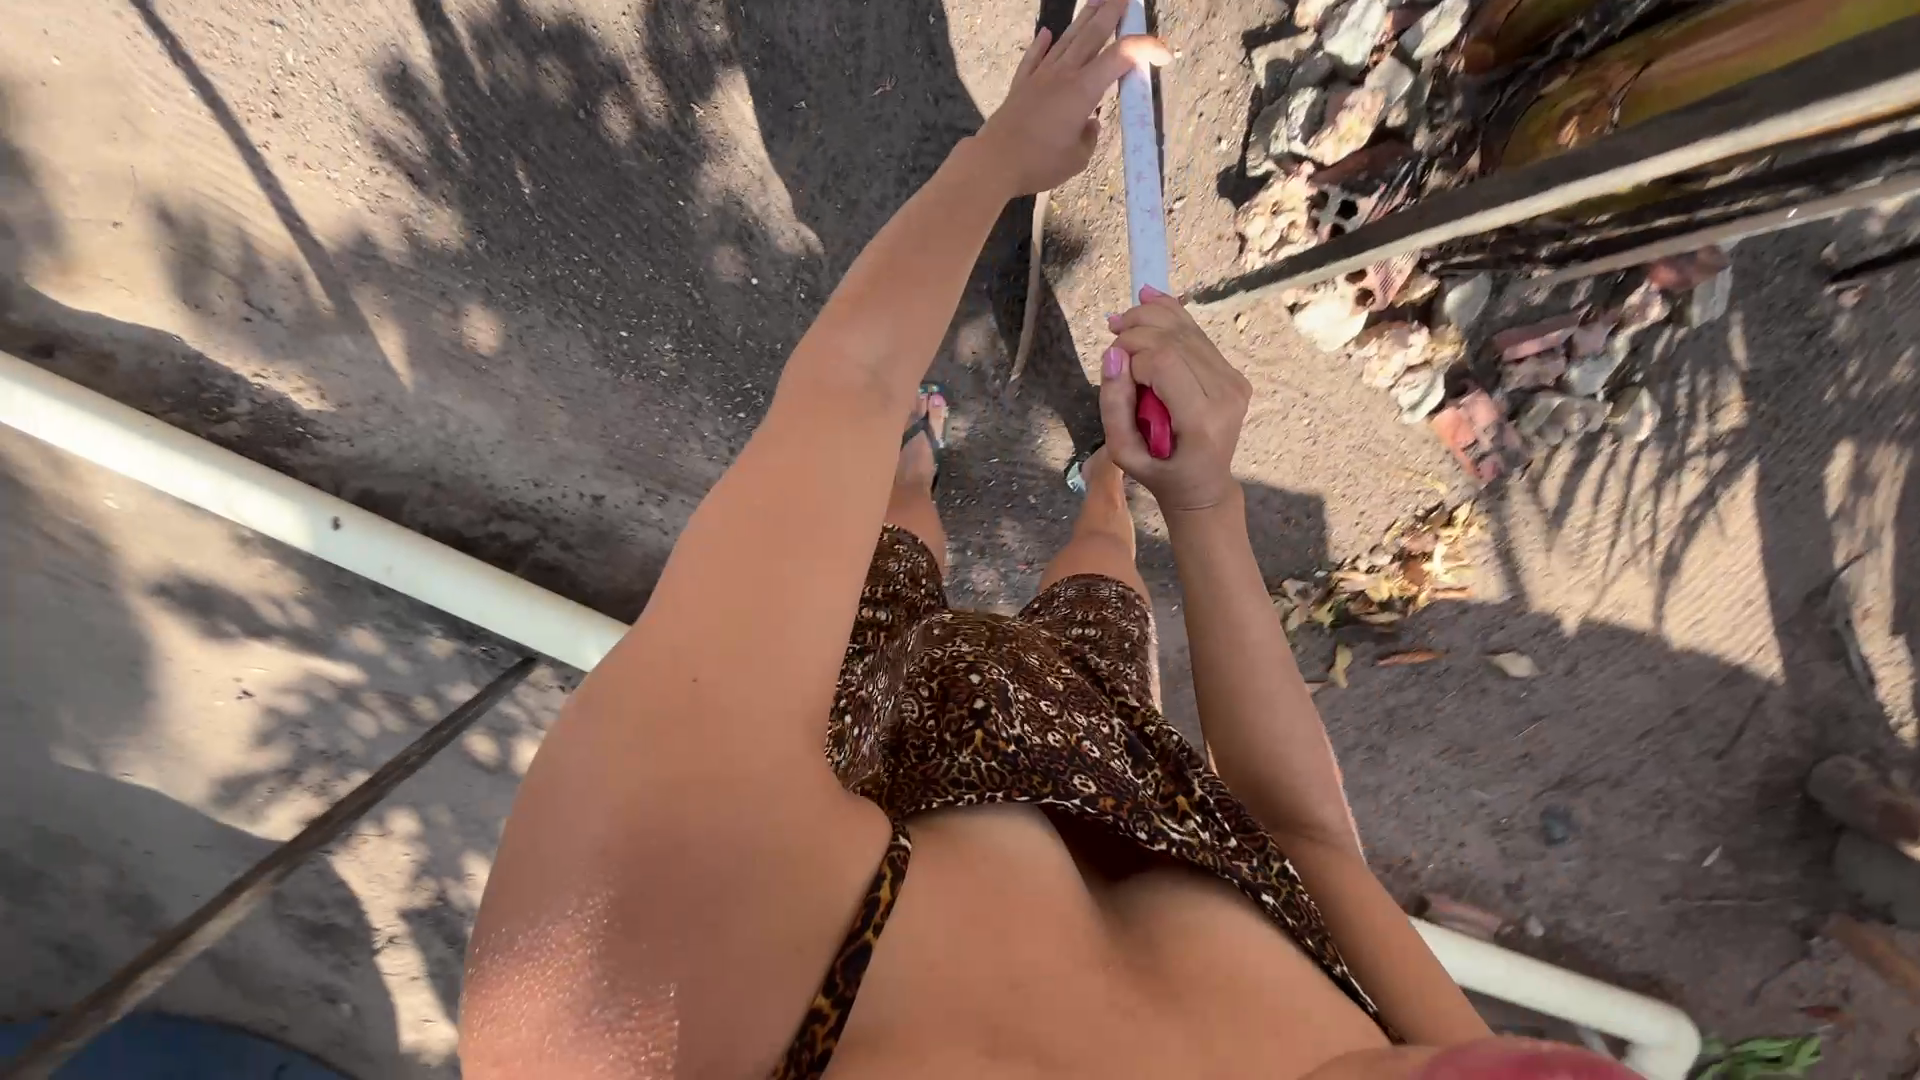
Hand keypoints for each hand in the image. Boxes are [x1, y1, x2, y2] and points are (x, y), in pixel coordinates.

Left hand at [972, 0, 1170, 196]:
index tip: (1163, 55)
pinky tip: (1047, 34)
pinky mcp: (1020, 87)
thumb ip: (1089, 137)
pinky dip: (1041, 45)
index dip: (1146, 50)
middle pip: (1093, 34)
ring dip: (1083, 18)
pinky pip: (1034, 59)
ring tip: (1096, 0)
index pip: (1121, 57)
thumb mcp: (1076, 159)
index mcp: (1083, 90)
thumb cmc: (1038, 164)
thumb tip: (1090, 123)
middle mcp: (1063, 74)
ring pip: (1066, 40)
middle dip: (1112, 12)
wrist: (994, 162)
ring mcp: (1040, 77)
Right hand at [1099, 287, 1251, 514]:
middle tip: (1111, 332)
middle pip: (1175, 340)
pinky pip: (1198, 335)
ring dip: (1151, 317)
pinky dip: (1171, 314)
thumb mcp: (1124, 454)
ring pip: (1187, 331)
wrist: (1203, 486)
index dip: (1131, 353)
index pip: (1162, 362)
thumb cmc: (1160, 475)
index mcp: (1201, 420)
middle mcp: (1226, 394)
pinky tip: (1148, 299)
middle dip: (1137, 329)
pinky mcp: (1233, 374)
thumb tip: (1112, 355)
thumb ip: (1114, 406)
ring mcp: (1234, 381)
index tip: (1113, 366)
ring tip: (1121, 320)